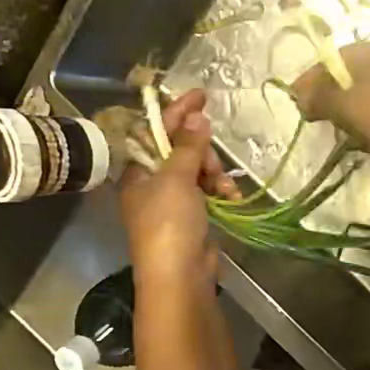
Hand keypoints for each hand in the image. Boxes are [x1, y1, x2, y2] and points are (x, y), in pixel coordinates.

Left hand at [118, 89, 237, 289]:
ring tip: (227, 189)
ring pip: (199, 173)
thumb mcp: (177, 179)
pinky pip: (208, 193)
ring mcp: (173, 203)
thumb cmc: (169, 223)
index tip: (202, 94)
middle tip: (213, 164)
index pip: (156, 131)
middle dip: (203, 153)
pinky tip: (231, 198)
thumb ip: (189, 147)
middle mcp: (152, 183)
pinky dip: (220, 192)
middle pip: (181, 151)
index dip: (179, 111)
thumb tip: (198, 117)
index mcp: (138, 170)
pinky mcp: (193, 219)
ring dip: (216, 175)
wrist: (179, 275)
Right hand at [289, 38, 369, 166]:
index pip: (331, 59)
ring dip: (350, 112)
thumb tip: (302, 97)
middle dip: (329, 96)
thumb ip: (321, 99)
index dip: (309, 80)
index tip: (294, 103)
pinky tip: (365, 139)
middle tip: (313, 118)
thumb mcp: (349, 106)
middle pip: (350, 75)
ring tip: (337, 131)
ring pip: (368, 94)